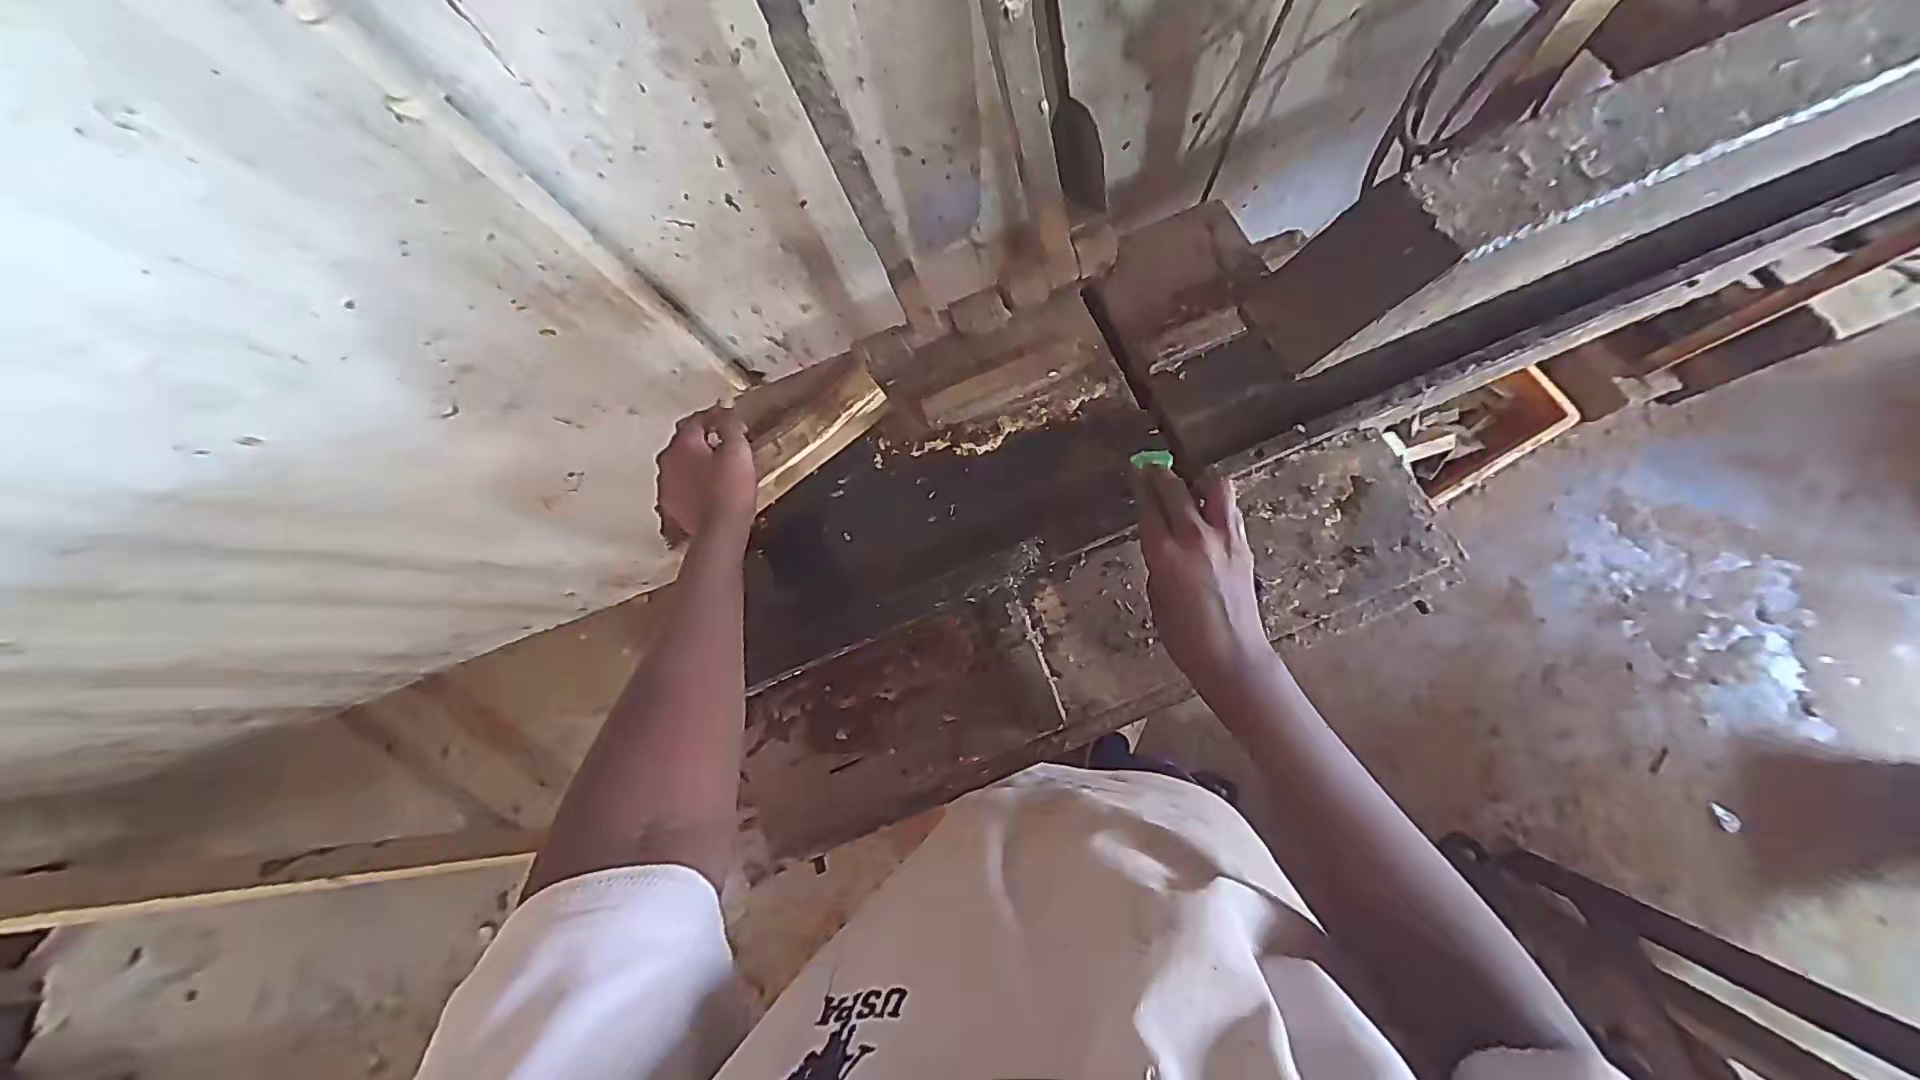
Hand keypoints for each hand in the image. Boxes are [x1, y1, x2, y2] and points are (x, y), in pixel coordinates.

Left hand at [657, 405, 755, 544]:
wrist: (720, 530)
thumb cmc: (732, 487)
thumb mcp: (739, 452)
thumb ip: (731, 428)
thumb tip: (727, 416)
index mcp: (683, 444)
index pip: (696, 421)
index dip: (715, 418)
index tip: (730, 421)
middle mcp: (667, 461)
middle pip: (684, 442)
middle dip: (702, 439)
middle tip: (724, 442)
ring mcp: (666, 485)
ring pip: (681, 465)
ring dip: (696, 462)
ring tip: (716, 467)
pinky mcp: (671, 505)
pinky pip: (682, 486)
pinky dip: (693, 482)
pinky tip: (707, 488)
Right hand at [1133, 464, 1270, 691]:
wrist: (1232, 655)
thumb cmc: (1184, 637)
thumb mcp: (1156, 596)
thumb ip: (1157, 563)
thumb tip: (1162, 543)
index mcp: (1164, 555)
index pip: (1149, 506)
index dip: (1141, 485)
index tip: (1136, 472)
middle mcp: (1194, 538)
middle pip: (1176, 489)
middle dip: (1161, 474)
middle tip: (1153, 468)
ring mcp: (1224, 539)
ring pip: (1215, 487)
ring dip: (1198, 481)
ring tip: (1189, 486)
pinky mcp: (1243, 546)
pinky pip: (1229, 510)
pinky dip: (1216, 504)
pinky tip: (1208, 513)